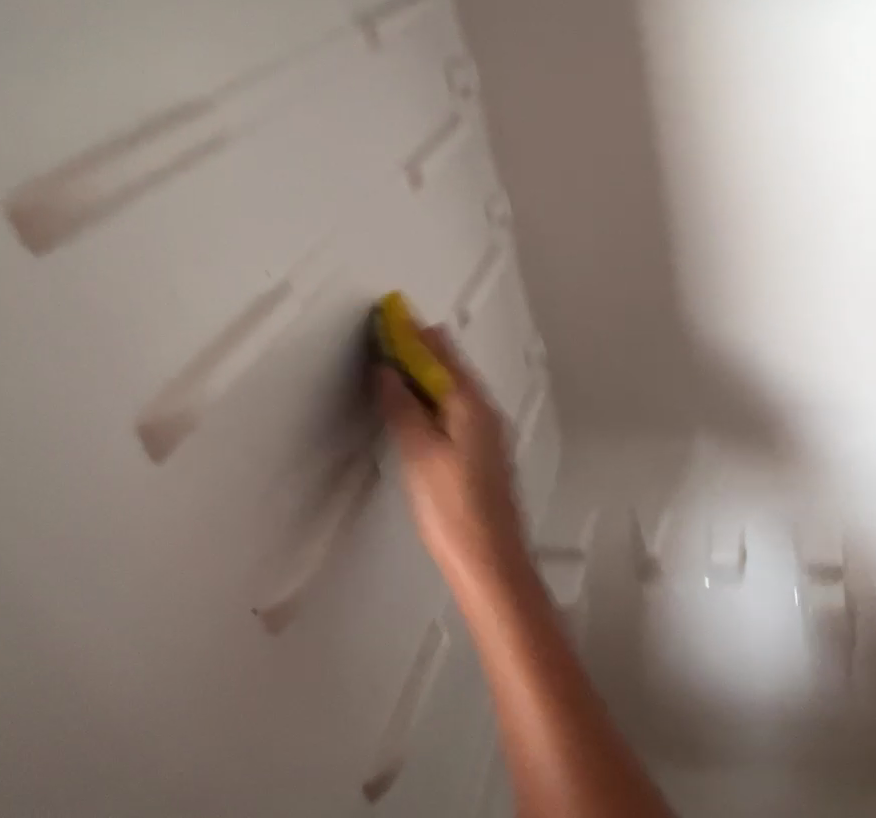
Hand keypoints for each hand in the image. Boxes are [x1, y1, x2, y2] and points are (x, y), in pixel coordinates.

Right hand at [376, 327, 528, 590]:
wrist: (491, 561)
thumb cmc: (454, 510)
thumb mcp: (419, 454)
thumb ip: (402, 408)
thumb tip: (387, 370)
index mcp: (472, 404)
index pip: (440, 351)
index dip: (411, 332)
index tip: (387, 314)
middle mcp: (485, 411)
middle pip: (450, 365)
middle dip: (418, 348)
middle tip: (384, 337)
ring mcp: (487, 432)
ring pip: (452, 387)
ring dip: (424, 372)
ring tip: (393, 364)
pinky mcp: (482, 452)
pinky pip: (454, 407)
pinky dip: (432, 396)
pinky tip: (415, 407)